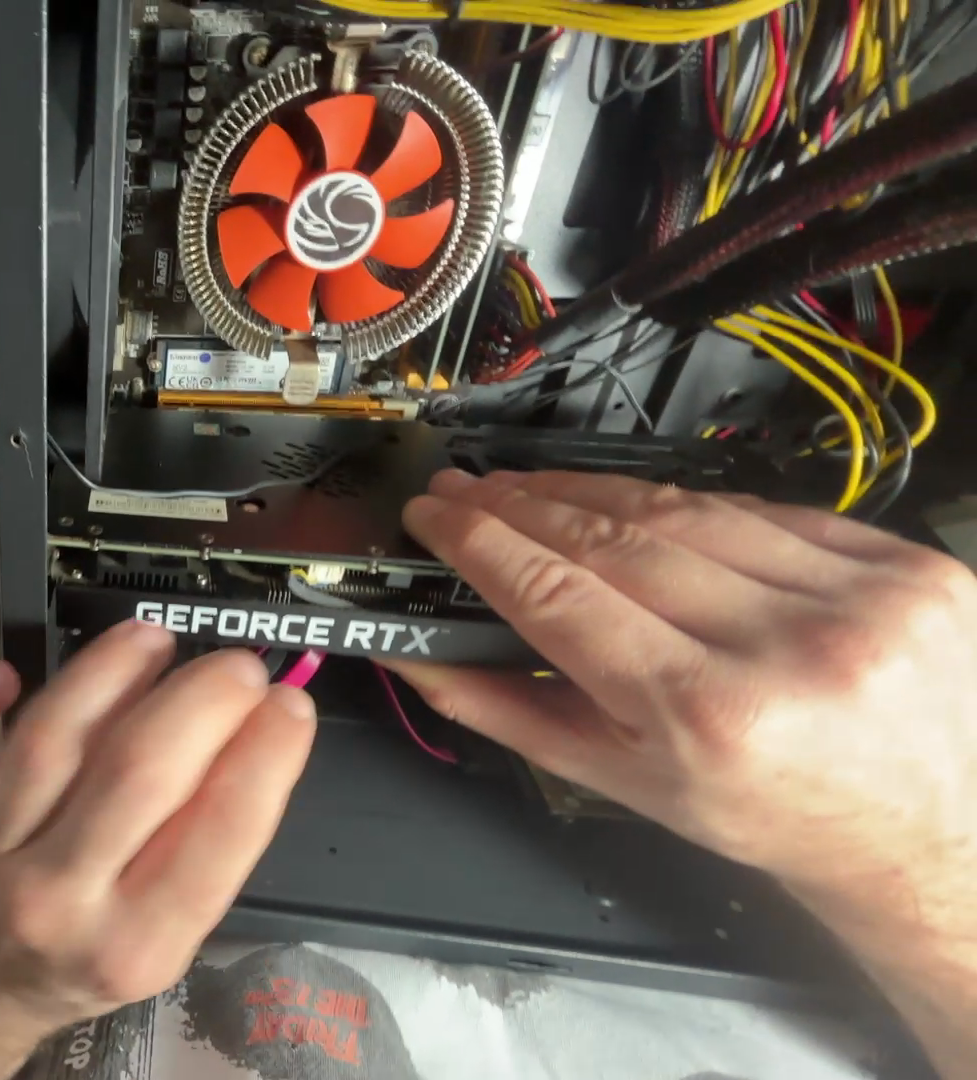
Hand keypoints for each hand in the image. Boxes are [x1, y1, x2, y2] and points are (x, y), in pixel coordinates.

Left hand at [0, 622, 315, 1063]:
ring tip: (153, 639)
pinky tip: (5, 674)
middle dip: (198, 703)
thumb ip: (197, 855)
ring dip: (106, 674)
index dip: (262, 760)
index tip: (290, 705)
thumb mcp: (157, 942)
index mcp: (133, 942)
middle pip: (132, 773)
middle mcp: (55, 896)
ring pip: (47, 739)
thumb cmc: (76, 958)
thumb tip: (244, 737)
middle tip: (237, 668)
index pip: (213, 839)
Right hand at [390, 469, 976, 925]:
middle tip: (461, 487)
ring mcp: (860, 596)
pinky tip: (625, 507)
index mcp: (699, 709)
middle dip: (515, 503)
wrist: (926, 829)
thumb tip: (405, 651)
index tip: (430, 512)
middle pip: (606, 538)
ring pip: (674, 508)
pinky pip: (750, 508)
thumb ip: (490, 705)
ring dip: (580, 490)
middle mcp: (786, 645)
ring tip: (523, 486)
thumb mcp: (602, 772)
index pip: (552, 591)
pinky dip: (670, 503)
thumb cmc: (746, 806)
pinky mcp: (906, 564)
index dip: (475, 540)